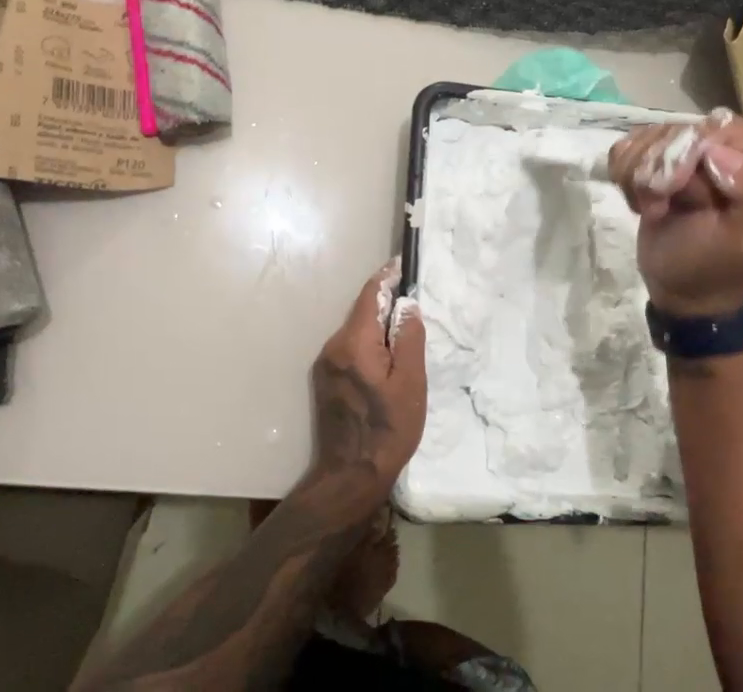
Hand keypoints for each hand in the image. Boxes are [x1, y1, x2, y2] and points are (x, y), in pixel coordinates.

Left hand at [308, 261, 427, 511]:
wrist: (351, 475)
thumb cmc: (388, 430)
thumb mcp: (410, 383)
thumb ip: (408, 339)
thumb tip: (408, 307)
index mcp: (353, 343)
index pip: (370, 296)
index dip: (387, 278)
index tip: (404, 266)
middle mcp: (333, 347)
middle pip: (362, 313)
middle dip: (388, 306)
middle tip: (416, 308)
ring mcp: (326, 365)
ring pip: (357, 332)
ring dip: (379, 329)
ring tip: (407, 337)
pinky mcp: (326, 380)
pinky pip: (351, 350)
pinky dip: (370, 346)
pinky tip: (389, 361)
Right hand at [609, 113, 742, 316]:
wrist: (683, 293)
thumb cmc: (715, 268)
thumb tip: (719, 150)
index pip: (718, 131)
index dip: (687, 158)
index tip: (672, 195)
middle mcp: (741, 149)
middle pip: (682, 129)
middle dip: (658, 167)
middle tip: (658, 205)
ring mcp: (701, 152)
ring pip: (654, 134)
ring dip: (639, 173)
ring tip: (651, 207)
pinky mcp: (669, 159)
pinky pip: (636, 143)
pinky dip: (628, 171)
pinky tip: (641, 200)